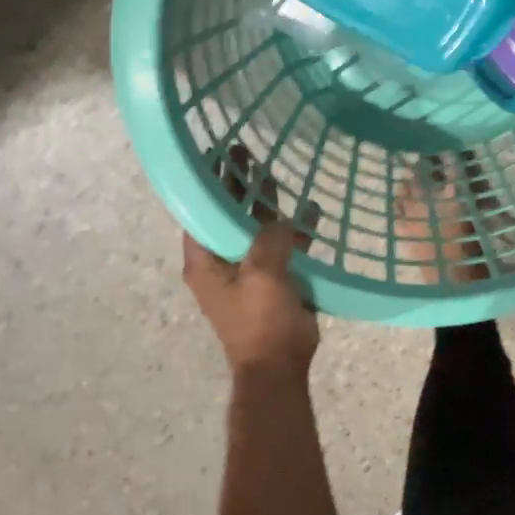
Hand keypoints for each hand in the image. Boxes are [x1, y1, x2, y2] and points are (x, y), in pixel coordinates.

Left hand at [183, 150, 319, 380]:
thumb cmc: (260, 320)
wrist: (278, 364)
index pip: (200, 213)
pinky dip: (295, 228)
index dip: (208, 183)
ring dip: (266, 203)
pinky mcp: (275, 279)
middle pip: (228, 215)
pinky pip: (284, 246)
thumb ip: (270, 240)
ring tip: (277, 169)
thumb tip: (280, 220)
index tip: (217, 153)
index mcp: (206, 262)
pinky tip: (313, 209)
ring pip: (256, 227)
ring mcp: (250, 271)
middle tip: (248, 150)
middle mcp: (223, 262)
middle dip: (237, 186)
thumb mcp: (263, 275)